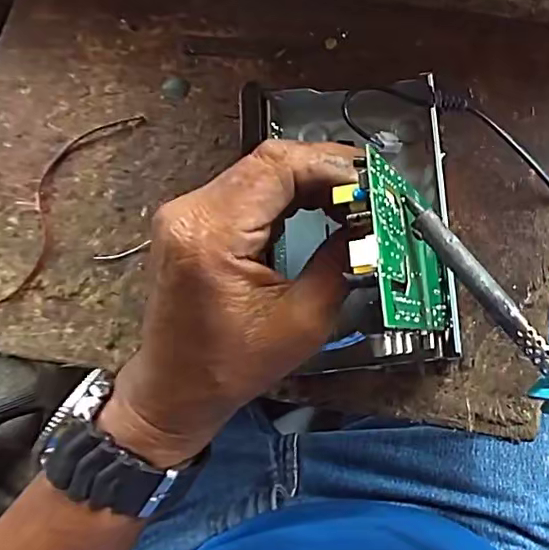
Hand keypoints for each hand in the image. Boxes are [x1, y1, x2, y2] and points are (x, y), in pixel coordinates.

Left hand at [100, 140, 361, 466]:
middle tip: (371, 190)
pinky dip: (295, 192)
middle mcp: (192, 214)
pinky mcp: (199, 221)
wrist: (176, 388)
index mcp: (212, 236)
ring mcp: (191, 214)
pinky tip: (324, 207)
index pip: (280, 167)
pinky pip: (254, 187)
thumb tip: (370, 226)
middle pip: (273, 160)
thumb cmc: (227, 366)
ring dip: (315, 180)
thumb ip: (341, 263)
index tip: (371, 183)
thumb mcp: (305, 319)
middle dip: (330, 170)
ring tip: (355, 201)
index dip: (334, 167)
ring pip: (265, 169)